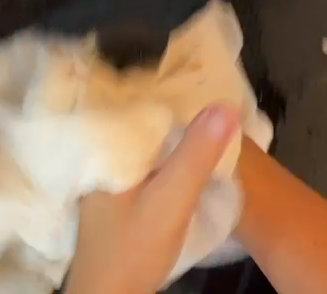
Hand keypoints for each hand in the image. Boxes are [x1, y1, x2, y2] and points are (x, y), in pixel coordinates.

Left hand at [62, 105, 240, 293]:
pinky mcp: (118, 191)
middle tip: (214, 96)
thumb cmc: (132, 249)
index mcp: (104, 143)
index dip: (173, 88)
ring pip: (147, 138)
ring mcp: (108, 172)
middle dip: (176, 108)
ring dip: (175, 131)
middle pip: (144, 117)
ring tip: (209, 118)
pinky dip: (168, 152)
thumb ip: (195, 156)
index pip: (139, 98)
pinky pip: (146, 157)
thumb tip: (225, 105)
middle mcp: (101, 151)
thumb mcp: (169, 201)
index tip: (205, 77)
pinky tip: (189, 153)